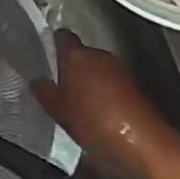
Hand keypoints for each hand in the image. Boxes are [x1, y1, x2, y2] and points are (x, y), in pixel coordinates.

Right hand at [33, 29, 179, 178]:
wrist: (142, 142)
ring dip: (87, 79)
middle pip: (79, 53)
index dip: (53, 43)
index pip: (61, 36)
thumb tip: (37, 79)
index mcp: (76, 55)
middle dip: (70, 66)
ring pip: (95, 67)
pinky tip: (98, 110)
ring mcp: (117, 67)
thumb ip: (44, 92)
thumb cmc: (94, 122)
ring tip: (78, 101)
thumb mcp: (59, 111)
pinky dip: (102, 90)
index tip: (45, 56)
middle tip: (59, 86)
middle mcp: (97, 54)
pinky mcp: (131, 84)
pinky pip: (109, 80)